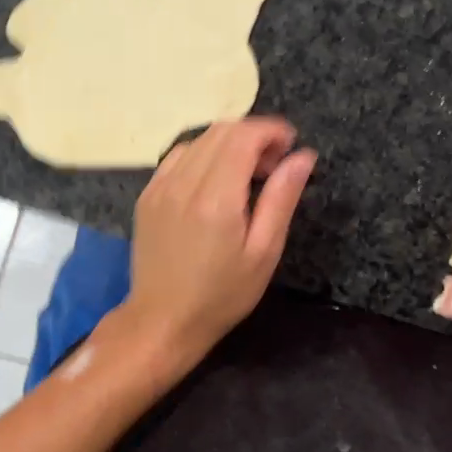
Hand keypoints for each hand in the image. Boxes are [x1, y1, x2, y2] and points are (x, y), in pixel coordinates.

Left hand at [122, 116, 316, 360]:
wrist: (163, 320)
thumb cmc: (223, 294)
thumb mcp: (264, 252)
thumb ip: (282, 198)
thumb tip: (303, 156)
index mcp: (217, 198)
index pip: (244, 136)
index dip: (272, 131)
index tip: (291, 146)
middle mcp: (184, 183)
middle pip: (222, 131)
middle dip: (255, 134)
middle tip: (276, 163)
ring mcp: (160, 186)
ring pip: (200, 139)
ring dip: (230, 142)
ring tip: (250, 172)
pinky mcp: (148, 195)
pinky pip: (179, 156)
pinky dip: (205, 154)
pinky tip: (217, 179)